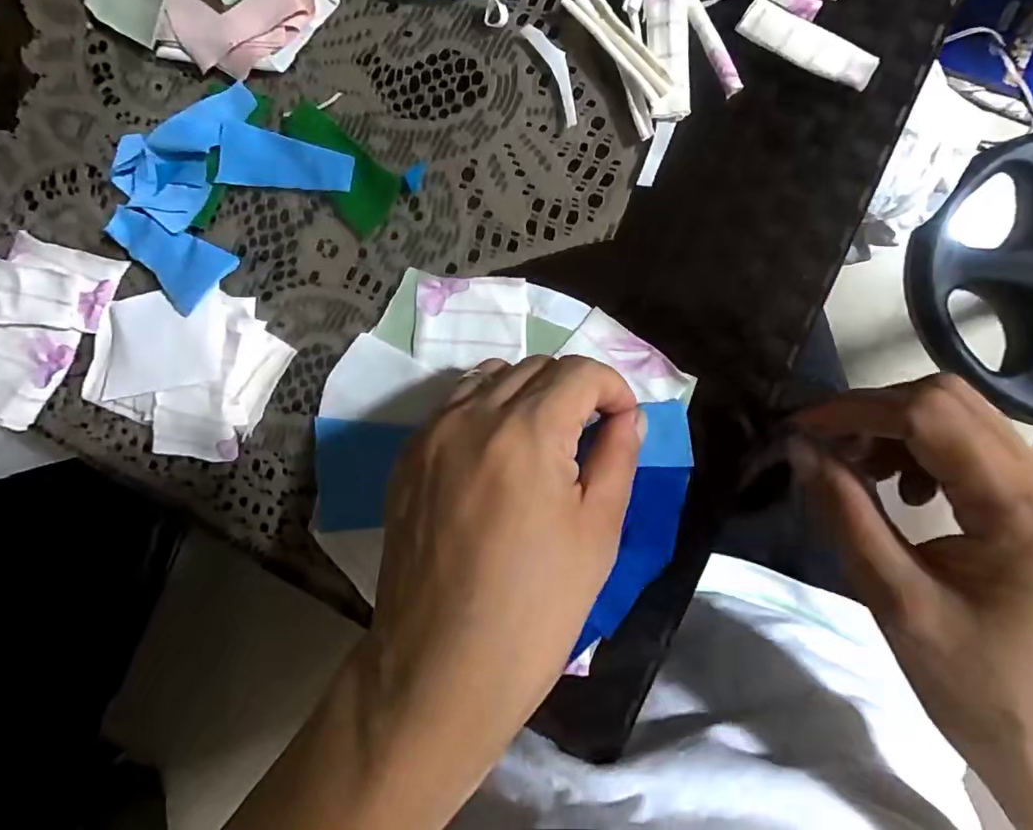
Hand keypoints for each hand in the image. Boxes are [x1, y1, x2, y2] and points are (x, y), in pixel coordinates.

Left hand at [372, 355, 644, 742]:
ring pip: (488, 379)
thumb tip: (626, 415)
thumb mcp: (598, 534)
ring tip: (542, 443)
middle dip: (572, 390)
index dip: (613, 388)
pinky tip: (496, 457)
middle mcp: (470, 416)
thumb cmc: (536, 609)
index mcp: (524, 432)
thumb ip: (618, 458)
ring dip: (525, 394)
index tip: (622, 423)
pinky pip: (452, 408)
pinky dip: (484, 411)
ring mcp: (430, 433)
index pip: (578, 372)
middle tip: (588, 437)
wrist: (441, 663)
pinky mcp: (406, 456)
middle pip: (533, 368)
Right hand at [790, 375, 1032, 829]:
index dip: (854, 410)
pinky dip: (918, 447)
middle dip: (872, 410)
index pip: (930, 416)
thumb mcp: (894, 597)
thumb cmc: (976, 683)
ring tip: (858, 469)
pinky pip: (972, 446)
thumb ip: (844, 510)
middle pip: (950, 400)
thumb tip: (798, 446)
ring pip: (960, 416)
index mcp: (1023, 512)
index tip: (799, 430)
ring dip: (894, 426)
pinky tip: (897, 488)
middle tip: (825, 446)